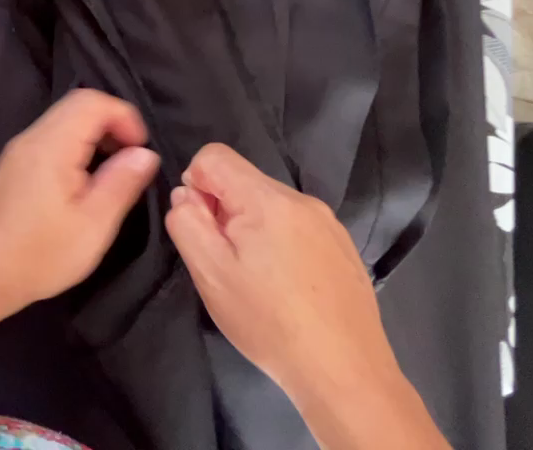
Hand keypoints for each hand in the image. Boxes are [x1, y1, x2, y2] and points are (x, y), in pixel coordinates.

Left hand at [0, 89, 160, 308]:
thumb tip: (145, 153)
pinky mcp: (13, 164)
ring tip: (112, 173)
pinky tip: (84, 180)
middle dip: (111, 124)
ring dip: (94, 136)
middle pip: (76, 105)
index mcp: (51, 144)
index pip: (91, 101)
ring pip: (62, 120)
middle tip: (131, 160)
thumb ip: (122, 182)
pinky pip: (50, 138)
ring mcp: (18, 149)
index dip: (124, 116)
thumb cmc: (43, 252)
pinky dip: (75, 146)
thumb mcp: (94, 223)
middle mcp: (31, 137)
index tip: (141, 150)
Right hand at [164, 144, 400, 403]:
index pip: (214, 155)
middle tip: (227, 261)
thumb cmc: (269, 322)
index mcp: (267, 199)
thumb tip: (186, 194)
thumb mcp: (209, 272)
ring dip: (250, 228)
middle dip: (223, 210)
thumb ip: (186, 221)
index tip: (204, 227)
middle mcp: (302, 200)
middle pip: (242, 180)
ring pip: (268, 204)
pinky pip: (295, 226)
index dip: (195, 183)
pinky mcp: (343, 248)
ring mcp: (328, 224)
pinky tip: (286, 287)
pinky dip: (279, 244)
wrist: (347, 376)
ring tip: (257, 279)